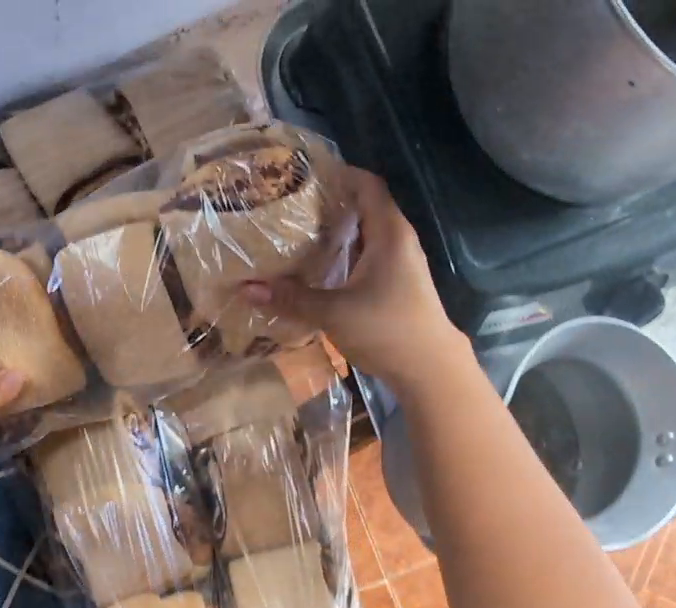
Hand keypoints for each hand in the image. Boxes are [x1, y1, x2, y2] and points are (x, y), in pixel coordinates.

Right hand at [241, 166, 470, 389]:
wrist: (428, 366)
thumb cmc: (386, 328)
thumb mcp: (333, 312)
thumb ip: (291, 299)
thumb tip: (247, 289)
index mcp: (388, 232)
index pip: (366, 184)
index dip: (339, 174)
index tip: (305, 175)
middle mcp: (397, 239)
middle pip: (363, 207)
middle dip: (330, 205)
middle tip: (291, 207)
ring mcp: (399, 263)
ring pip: (364, 235)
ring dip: (335, 233)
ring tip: (298, 235)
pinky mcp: (394, 284)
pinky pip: (365, 257)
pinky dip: (343, 256)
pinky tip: (318, 269)